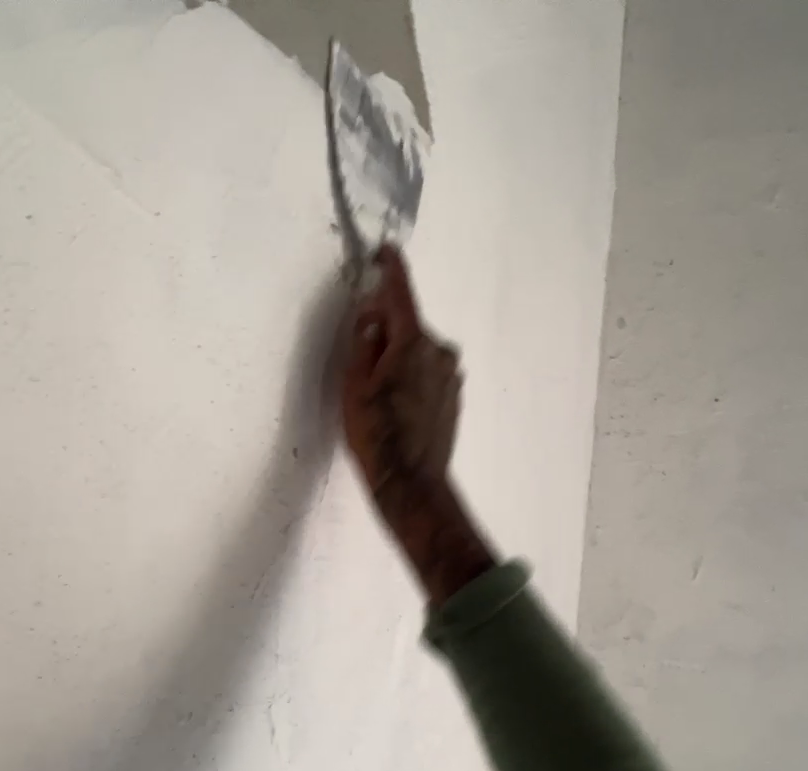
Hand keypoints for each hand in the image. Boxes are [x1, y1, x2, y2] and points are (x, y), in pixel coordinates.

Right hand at [338, 246, 496, 605]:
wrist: (411, 483)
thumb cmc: (376, 435)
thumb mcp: (354, 385)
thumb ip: (364, 342)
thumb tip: (373, 315)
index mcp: (413, 341)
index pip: (401, 292)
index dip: (390, 268)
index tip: (385, 251)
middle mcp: (439, 351)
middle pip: (406, 326)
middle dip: (384, 331)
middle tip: (360, 364)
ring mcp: (451, 375)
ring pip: (416, 352)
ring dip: (397, 359)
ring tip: (377, 395)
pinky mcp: (453, 395)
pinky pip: (426, 373)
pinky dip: (410, 377)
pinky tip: (396, 408)